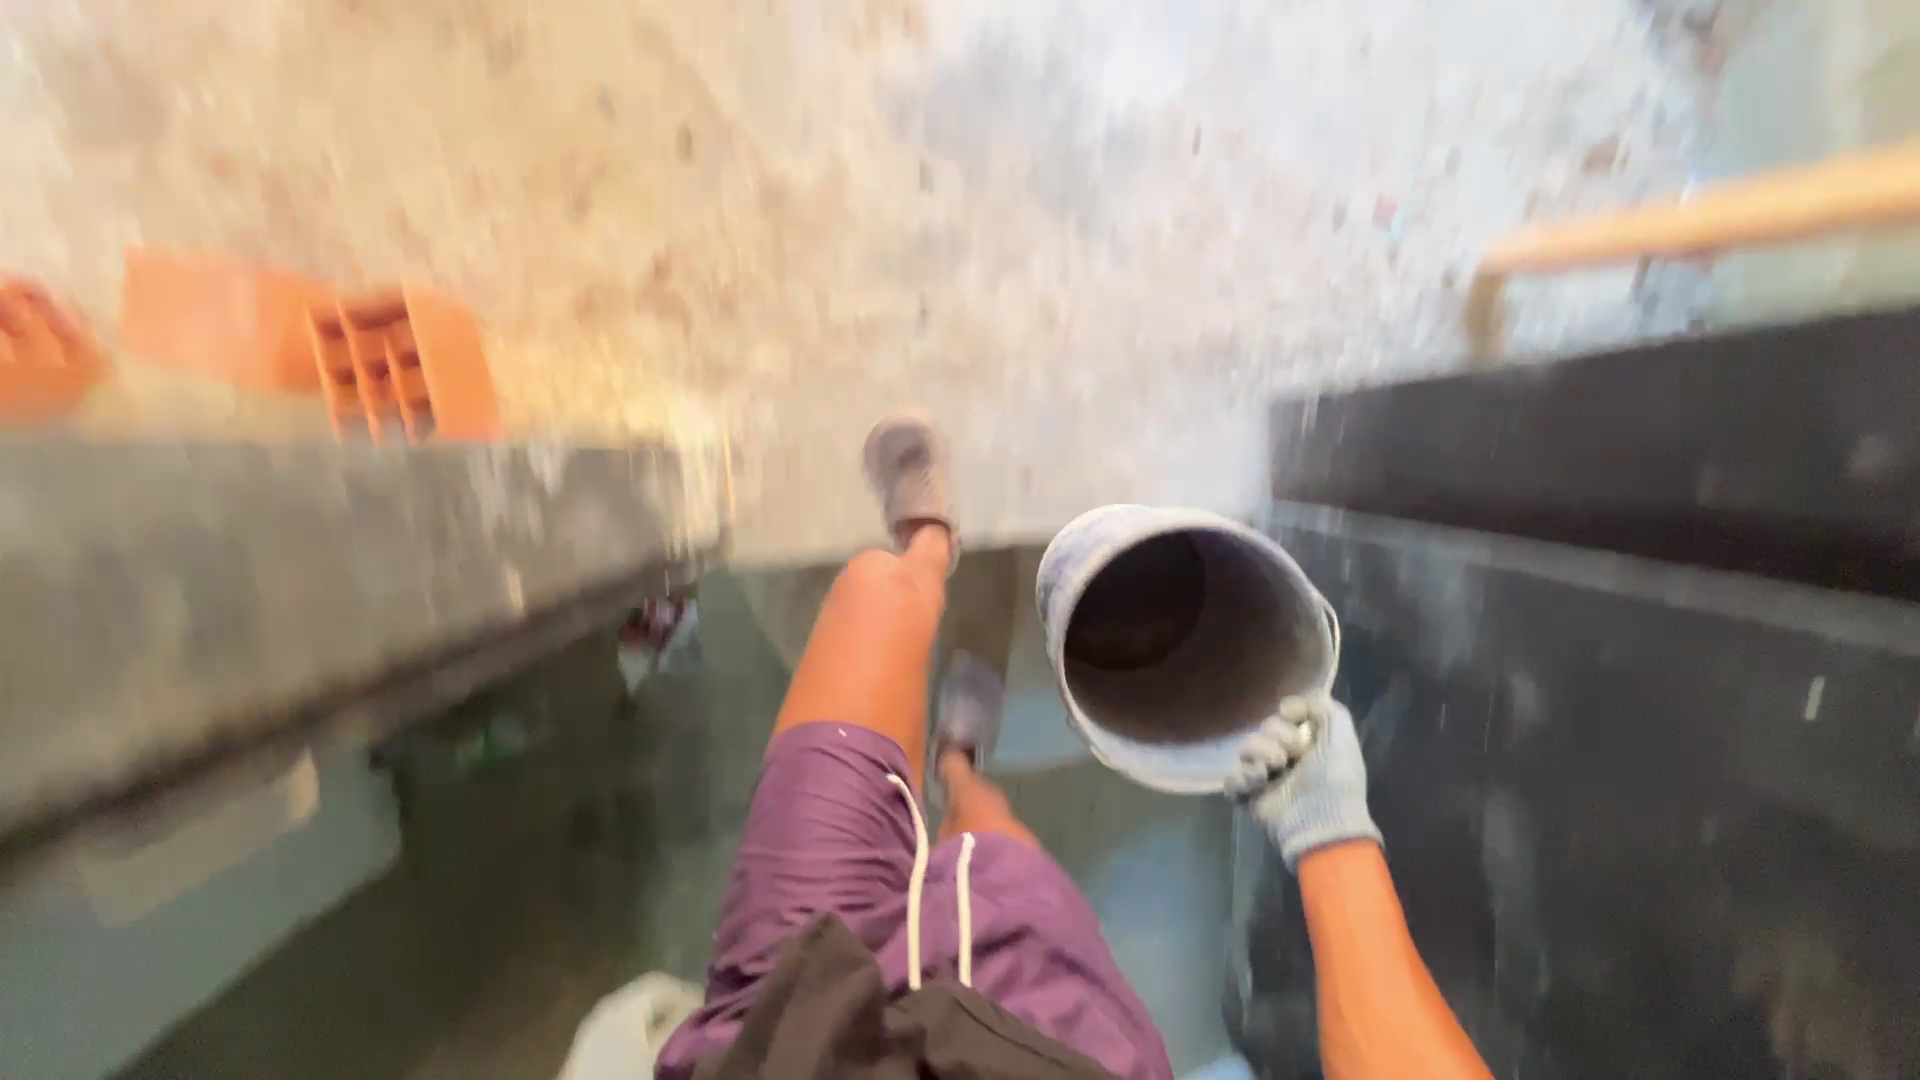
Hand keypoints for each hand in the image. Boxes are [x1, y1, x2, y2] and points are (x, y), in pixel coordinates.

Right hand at [1226, 693, 1380, 869]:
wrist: (1321, 822)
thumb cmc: (1335, 780)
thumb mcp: (1342, 739)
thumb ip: (1327, 709)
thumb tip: (1293, 703)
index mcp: (1306, 743)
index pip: (1283, 714)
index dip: (1287, 714)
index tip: (1293, 719)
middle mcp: (1284, 756)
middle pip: (1263, 728)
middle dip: (1275, 737)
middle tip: (1288, 757)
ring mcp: (1264, 776)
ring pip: (1244, 749)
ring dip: (1257, 755)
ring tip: (1270, 772)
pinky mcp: (1248, 796)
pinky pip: (1230, 778)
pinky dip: (1240, 778)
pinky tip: (1256, 782)